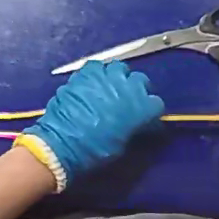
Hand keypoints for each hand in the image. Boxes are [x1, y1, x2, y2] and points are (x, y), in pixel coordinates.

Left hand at [16, 60, 164, 190]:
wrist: (62, 144)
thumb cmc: (95, 151)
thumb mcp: (123, 146)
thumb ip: (134, 130)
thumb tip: (138, 126)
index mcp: (142, 108)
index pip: (156, 104)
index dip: (149, 113)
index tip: (143, 120)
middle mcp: (129, 87)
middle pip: (140, 81)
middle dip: (135, 91)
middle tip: (125, 102)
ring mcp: (106, 77)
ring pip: (119, 69)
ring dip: (116, 78)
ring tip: (109, 89)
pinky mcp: (85, 73)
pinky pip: (96, 67)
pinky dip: (96, 74)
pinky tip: (91, 84)